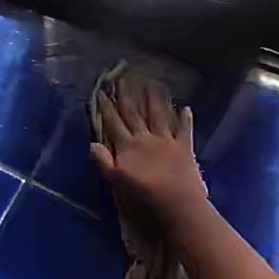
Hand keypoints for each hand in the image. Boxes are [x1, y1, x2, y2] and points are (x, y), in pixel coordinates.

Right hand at [90, 75, 207, 219]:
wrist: (176, 200)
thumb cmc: (144, 192)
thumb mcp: (117, 179)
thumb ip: (104, 161)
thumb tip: (92, 144)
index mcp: (128, 146)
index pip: (114, 123)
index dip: (107, 108)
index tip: (101, 93)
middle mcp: (145, 138)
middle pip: (135, 114)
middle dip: (128, 96)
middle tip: (124, 78)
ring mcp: (166, 140)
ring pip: (158, 115)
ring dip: (155, 99)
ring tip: (153, 82)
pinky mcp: (184, 147)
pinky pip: (184, 130)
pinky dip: (185, 119)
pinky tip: (185, 108)